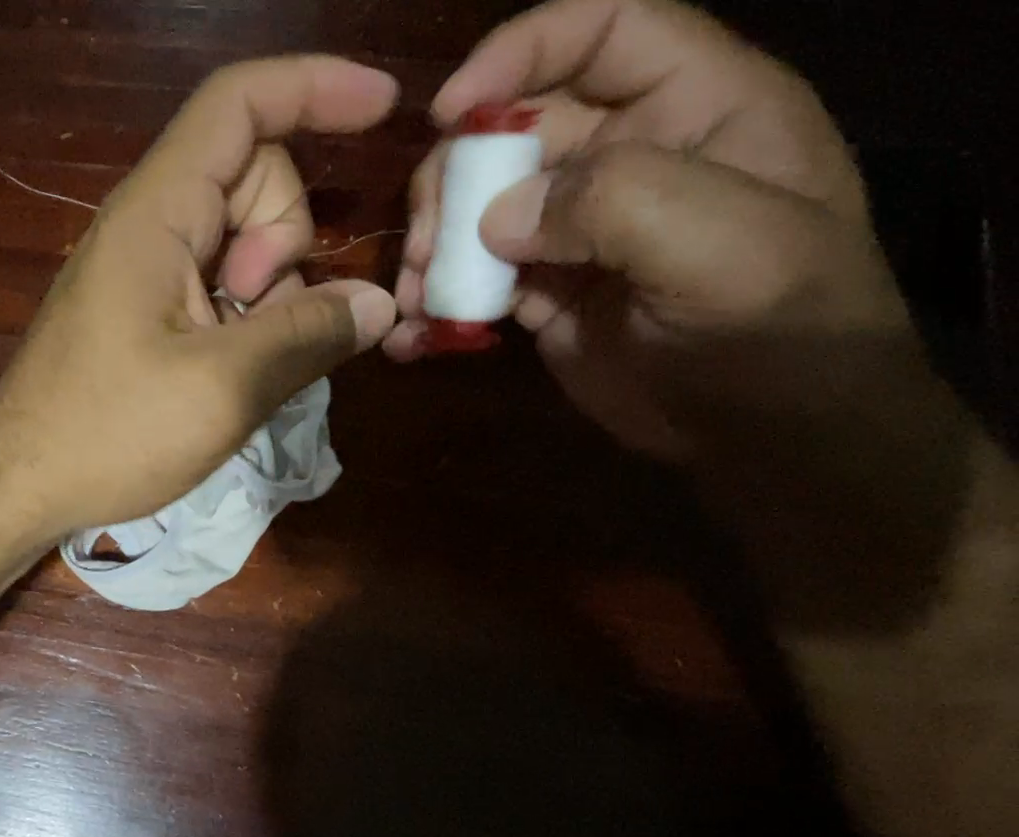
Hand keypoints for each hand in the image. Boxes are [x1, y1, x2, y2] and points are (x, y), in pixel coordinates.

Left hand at [0, 57, 399, 539]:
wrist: (18, 488)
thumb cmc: (107, 435)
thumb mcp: (221, 389)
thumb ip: (307, 335)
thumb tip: (376, 304)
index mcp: (154, 215)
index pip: (237, 105)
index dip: (314, 86)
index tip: (386, 106)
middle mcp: (146, 228)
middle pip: (252, 177)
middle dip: (284, 238)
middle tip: (253, 317)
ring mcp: (140, 272)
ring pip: (240, 240)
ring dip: (267, 292)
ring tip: (236, 362)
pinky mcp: (140, 314)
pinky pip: (214, 286)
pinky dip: (243, 318)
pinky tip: (229, 374)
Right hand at [385, 0, 912, 459]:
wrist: (767, 437)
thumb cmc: (779, 331)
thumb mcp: (727, 248)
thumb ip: (618, 202)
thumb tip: (498, 217)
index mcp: (697, 106)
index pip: (602, 30)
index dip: (521, 52)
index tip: (450, 111)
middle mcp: (630, 153)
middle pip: (514, 126)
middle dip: (453, 180)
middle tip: (426, 246)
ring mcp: (579, 228)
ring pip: (478, 205)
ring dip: (433, 249)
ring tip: (417, 301)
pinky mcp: (543, 289)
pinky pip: (472, 279)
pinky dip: (435, 305)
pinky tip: (414, 337)